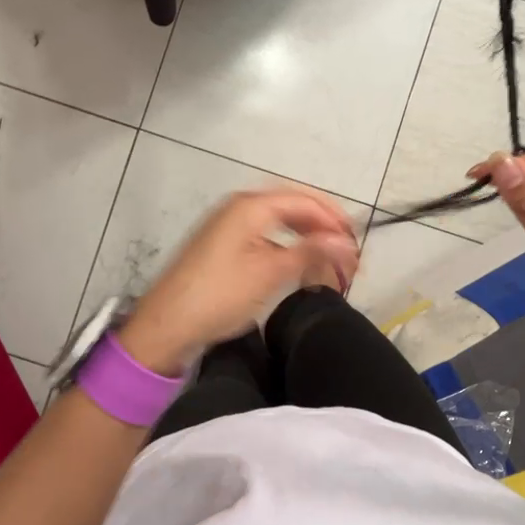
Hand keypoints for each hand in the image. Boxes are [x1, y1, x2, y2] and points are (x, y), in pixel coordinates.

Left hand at [118, 189, 360, 375]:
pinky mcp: (222, 244)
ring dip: (306, 235)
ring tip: (329, 258)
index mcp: (250, 206)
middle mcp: (238, 206)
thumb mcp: (271, 273)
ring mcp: (228, 224)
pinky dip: (286, 244)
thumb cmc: (220, 295)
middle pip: (292, 205)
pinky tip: (297, 262)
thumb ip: (311, 251)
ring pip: (278, 220)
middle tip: (346, 251)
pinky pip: (264, 233)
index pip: (304, 200)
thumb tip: (346, 241)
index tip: (357, 245)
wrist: (168, 323)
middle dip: (322, 225)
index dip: (334, 219)